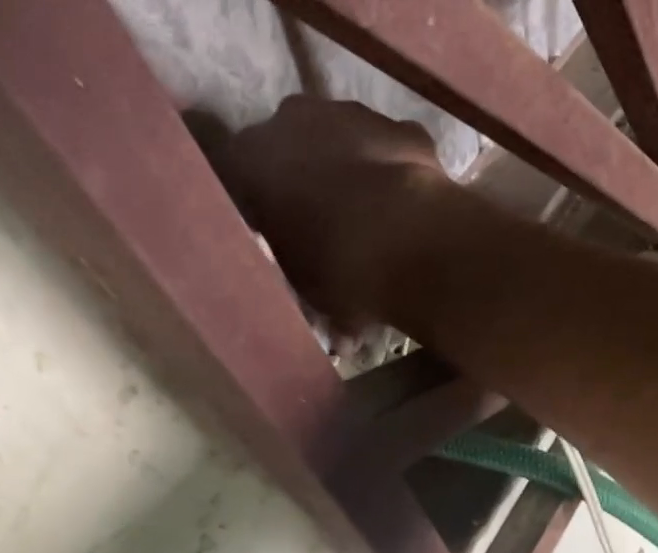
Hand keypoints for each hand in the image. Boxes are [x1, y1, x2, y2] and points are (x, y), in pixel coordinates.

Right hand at [185, 97, 451, 328]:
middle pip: (294, 145)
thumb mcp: (310, 289)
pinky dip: (403, 173)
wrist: (409, 241)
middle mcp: (291, 121)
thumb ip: (312, 287)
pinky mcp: (404, 127)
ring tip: (379, 218)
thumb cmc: (338, 269)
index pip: (241, 175)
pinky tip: (416, 210)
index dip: (263, 205)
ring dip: (357, 168)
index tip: (280, 233)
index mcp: (248, 160)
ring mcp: (351, 115)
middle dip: (310, 177)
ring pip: (347, 138)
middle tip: (331, 223)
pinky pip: (397, 150)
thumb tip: (339, 332)